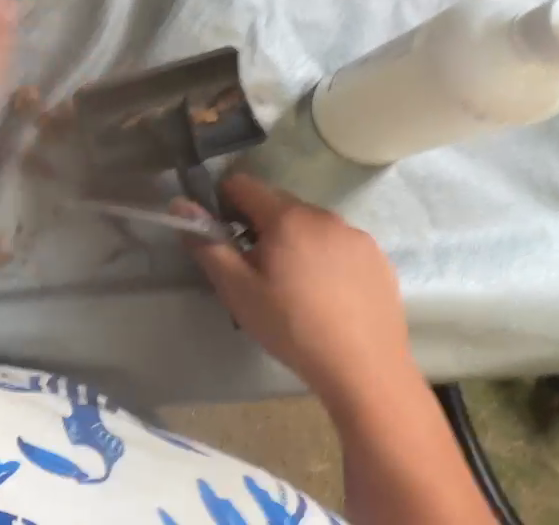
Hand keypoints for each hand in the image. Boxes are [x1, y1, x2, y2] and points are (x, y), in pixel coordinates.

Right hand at [181, 174, 415, 406]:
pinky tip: (324, 294)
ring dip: (292, 239)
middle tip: (256, 269)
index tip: (225, 239)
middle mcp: (324, 215)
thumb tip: (179, 204)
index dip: (223, 204)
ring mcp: (356, 236)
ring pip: (309, 223)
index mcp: (287, 217)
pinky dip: (323, 255)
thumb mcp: (236, 289)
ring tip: (292, 284)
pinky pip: (337, 242)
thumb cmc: (292, 327)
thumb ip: (206, 242)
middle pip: (276, 203)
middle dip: (258, 225)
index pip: (242, 184)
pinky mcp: (378, 259)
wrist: (366, 373)